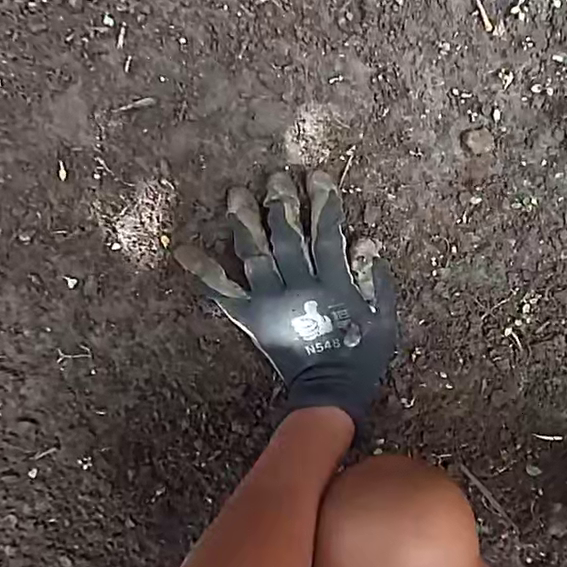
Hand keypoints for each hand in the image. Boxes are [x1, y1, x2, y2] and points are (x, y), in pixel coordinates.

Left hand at [176, 170, 397, 420]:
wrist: (329, 389)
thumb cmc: (361, 351)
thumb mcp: (383, 316)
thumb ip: (374, 278)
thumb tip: (364, 241)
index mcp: (333, 284)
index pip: (327, 234)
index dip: (323, 203)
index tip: (317, 176)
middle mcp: (298, 287)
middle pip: (286, 237)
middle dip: (281, 204)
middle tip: (275, 177)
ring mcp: (271, 301)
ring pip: (254, 255)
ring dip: (244, 223)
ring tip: (236, 195)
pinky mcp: (251, 316)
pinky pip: (224, 293)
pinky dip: (204, 271)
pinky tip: (184, 251)